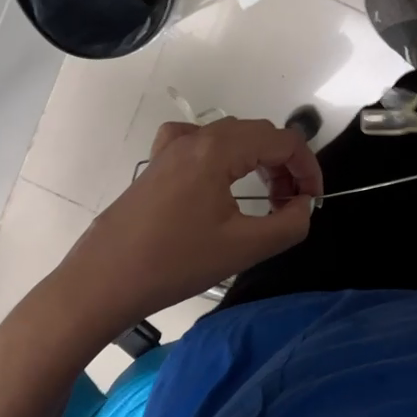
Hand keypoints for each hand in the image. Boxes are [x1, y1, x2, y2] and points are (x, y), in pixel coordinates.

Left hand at [64, 118, 321, 325]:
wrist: (103, 283)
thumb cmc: (175, 264)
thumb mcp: (244, 248)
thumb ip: (289, 224)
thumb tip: (303, 206)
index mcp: (220, 149)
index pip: (283, 141)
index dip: (308, 168)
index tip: (314, 202)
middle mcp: (196, 137)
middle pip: (258, 134)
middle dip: (284, 165)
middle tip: (291, 204)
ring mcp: (170, 148)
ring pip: (231, 136)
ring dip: (257, 160)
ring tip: (265, 196)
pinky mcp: (155, 164)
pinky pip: (197, 141)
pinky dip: (221, 153)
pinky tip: (217, 176)